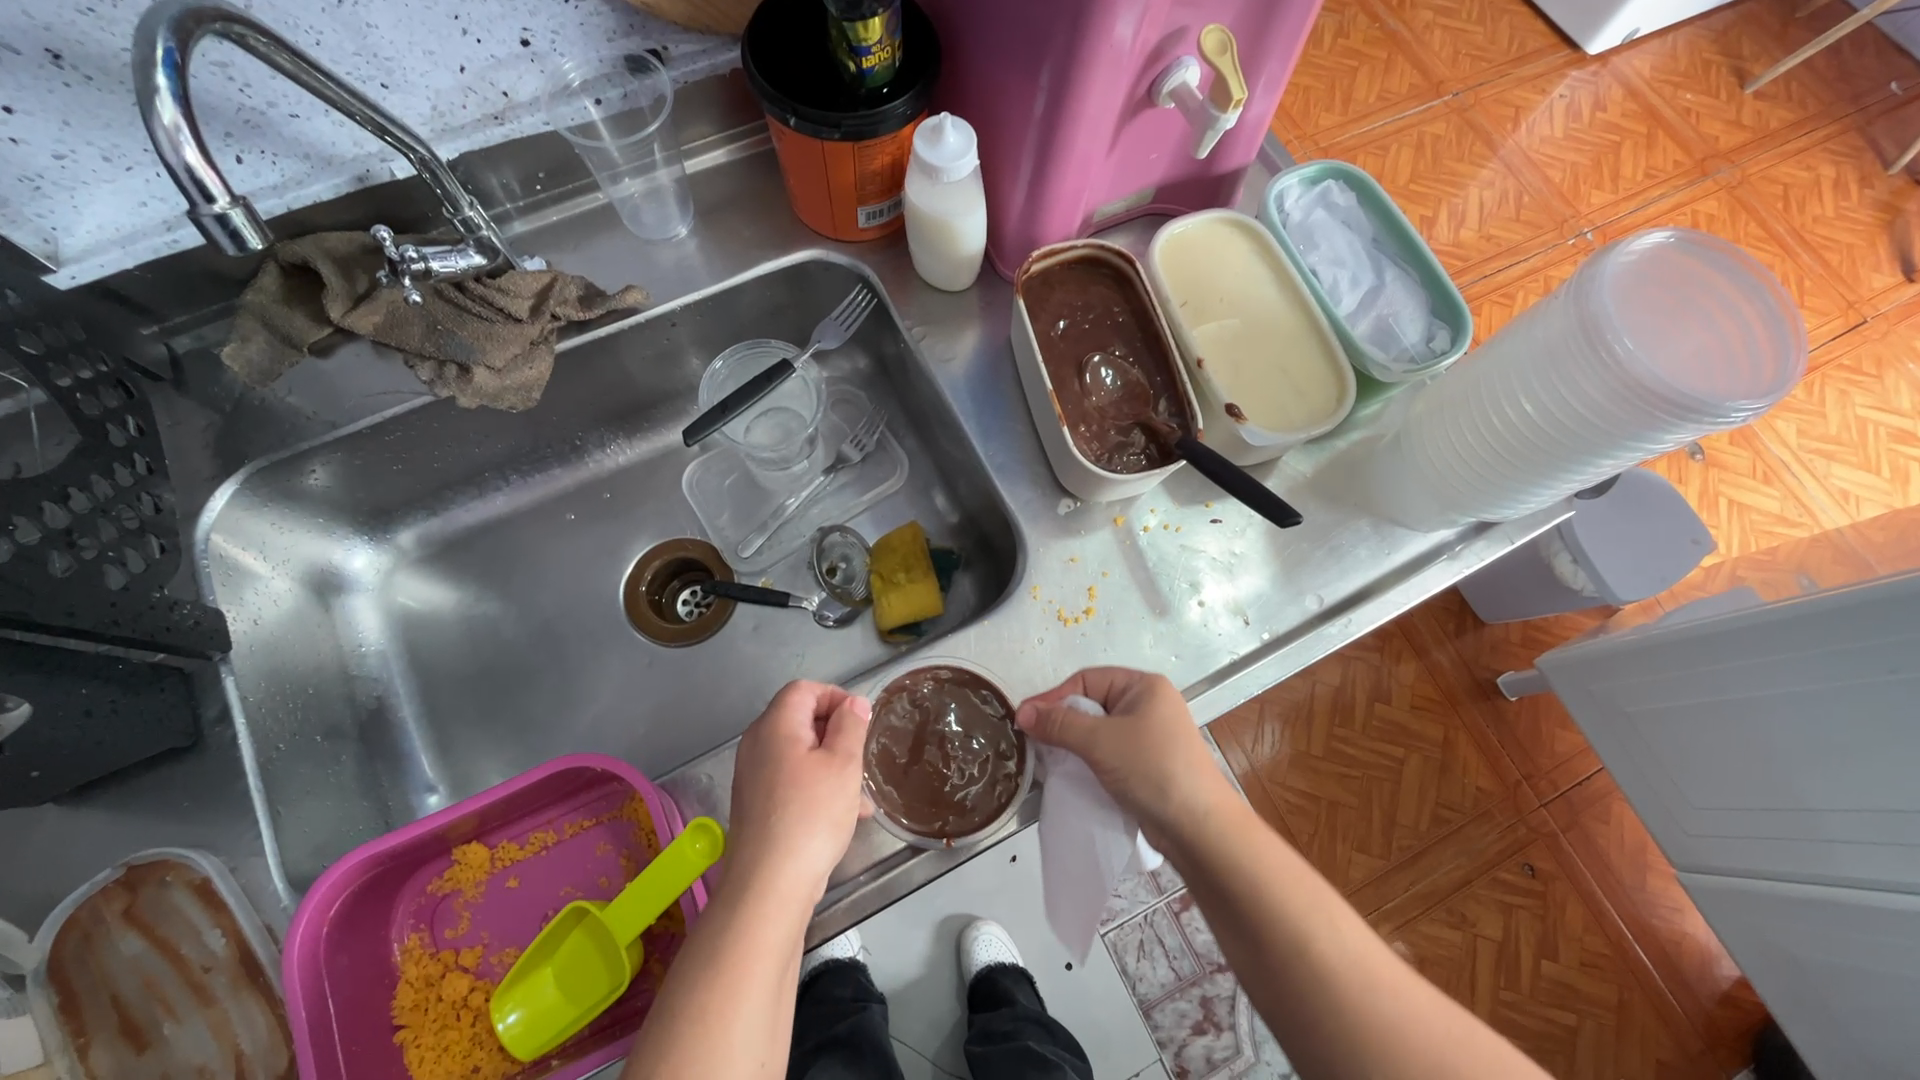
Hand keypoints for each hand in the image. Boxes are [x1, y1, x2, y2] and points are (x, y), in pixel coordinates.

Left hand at [725, 680, 871, 900]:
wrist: (769, 884)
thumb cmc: (811, 816)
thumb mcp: (843, 765)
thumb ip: (850, 726)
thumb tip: (852, 703)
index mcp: (775, 726)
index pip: (804, 689)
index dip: (835, 697)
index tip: (861, 722)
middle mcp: (757, 744)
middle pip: (800, 720)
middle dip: (836, 733)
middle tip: (861, 757)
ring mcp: (753, 776)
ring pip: (799, 754)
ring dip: (831, 764)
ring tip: (860, 793)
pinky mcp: (756, 804)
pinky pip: (791, 780)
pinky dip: (816, 786)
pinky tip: (843, 815)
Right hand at [1016, 667, 1235, 848]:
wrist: (1197, 826)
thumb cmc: (1152, 770)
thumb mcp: (1100, 741)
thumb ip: (1059, 724)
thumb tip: (1022, 712)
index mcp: (1144, 686)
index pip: (1086, 681)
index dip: (1054, 697)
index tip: (1025, 719)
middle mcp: (1148, 705)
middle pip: (1091, 704)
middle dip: (1062, 721)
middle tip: (1032, 739)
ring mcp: (1148, 737)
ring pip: (1097, 732)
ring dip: (1073, 744)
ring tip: (1047, 758)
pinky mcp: (1146, 765)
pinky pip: (1107, 754)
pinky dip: (1087, 761)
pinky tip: (1070, 773)